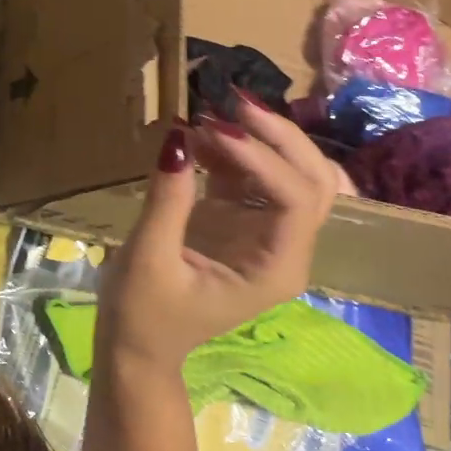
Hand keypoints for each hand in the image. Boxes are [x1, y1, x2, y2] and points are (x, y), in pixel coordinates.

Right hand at [98, 91, 338, 373]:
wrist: (137, 347)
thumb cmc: (144, 312)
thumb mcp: (149, 257)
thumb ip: (168, 199)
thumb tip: (177, 140)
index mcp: (276, 267)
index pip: (297, 199)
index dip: (263, 159)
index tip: (213, 130)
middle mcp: (285, 248)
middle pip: (312, 180)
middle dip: (278, 137)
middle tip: (230, 102)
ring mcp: (265, 236)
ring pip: (290, 176)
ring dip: (260, 141)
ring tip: (214, 112)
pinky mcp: (239, 227)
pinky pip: (252, 181)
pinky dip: (233, 154)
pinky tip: (202, 135)